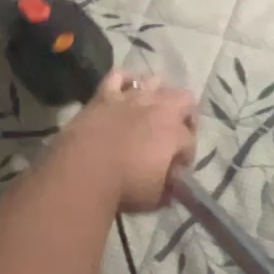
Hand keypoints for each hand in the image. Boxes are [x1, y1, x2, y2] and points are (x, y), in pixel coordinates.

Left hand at [59, 71, 196, 212]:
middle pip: (184, 99)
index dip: (185, 156)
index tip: (174, 171)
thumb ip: (169, 187)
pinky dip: (124, 80)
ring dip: (157, 94)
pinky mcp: (106, 94)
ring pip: (155, 81)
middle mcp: (158, 108)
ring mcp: (131, 97)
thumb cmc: (124, 188)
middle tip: (172, 134)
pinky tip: (124, 91)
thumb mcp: (156, 198)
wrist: (83, 170)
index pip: (190, 140)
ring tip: (150, 111)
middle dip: (183, 115)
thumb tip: (172, 183)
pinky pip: (119, 75)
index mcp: (175, 133)